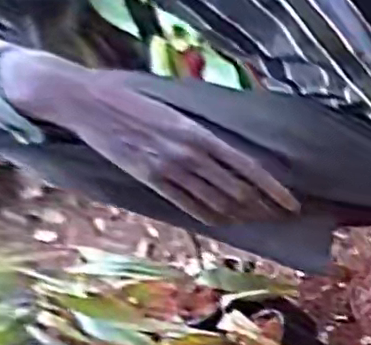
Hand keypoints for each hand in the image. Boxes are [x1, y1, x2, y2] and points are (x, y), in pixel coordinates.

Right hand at [0, 51, 297, 225]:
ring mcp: (169, 168)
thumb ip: (209, 139)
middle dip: (266, 209)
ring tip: (258, 219)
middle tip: (279, 217)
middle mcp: (188, 153)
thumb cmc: (134, 104)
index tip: (294, 207)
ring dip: (245, 216)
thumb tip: (246, 165)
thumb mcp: (178, 114)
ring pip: (222, 204)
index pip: (251, 169)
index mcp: (199, 134)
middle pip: (242, 193)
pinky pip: (194, 208)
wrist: (76, 97)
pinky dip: (216, 218)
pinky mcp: (151, 179)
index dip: (277, 192)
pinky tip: (227, 220)